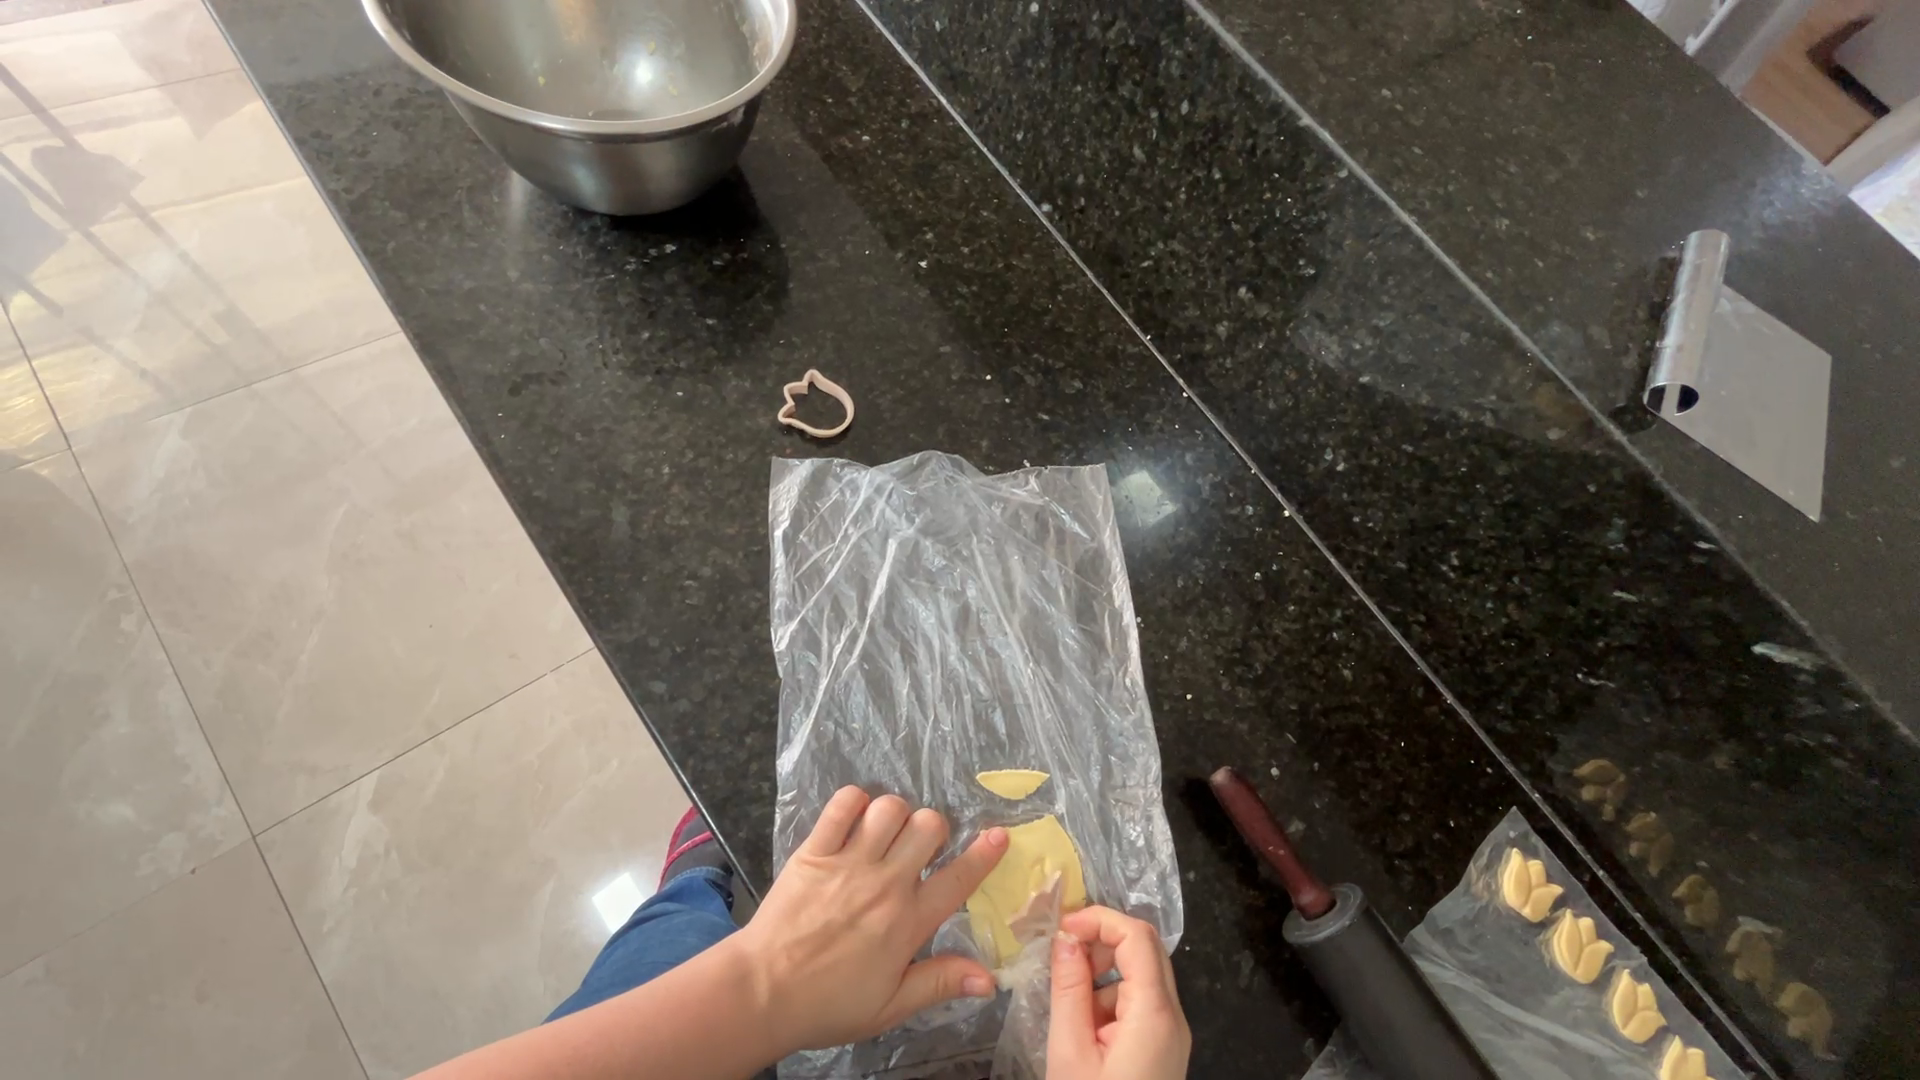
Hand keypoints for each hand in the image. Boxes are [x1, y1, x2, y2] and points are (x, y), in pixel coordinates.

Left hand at [734, 786, 1007, 1050]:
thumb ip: (940, 982)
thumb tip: (990, 978)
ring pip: (890, 808)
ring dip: (895, 814)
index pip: (958, 879)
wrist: (762, 992)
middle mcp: (885, 883)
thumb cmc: (828, 1004)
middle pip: (929, 827)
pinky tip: (855, 814)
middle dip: (933, 829)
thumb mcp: (890, 1007)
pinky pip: (843, 804)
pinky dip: (854, 800)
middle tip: (920, 846)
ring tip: (886, 831)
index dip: (984, 854)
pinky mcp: (815, 849)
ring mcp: (849, 862)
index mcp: (907, 922)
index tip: (999, 834)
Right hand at [1048, 906, 1190, 1079]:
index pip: (1137, 936)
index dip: (1099, 920)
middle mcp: (1173, 1017)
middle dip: (1101, 939)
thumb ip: (1068, 988)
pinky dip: (1109, 995)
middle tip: (1060, 950)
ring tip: (1066, 996)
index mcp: (1156, 1014)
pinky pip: (1139, 1001)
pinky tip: (1082, 1024)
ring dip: (1102, 969)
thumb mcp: (1069, 1052)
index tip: (1061, 929)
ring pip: (1141, 973)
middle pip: (1145, 949)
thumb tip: (1064, 937)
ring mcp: (1172, 1034)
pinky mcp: (1163, 1048)